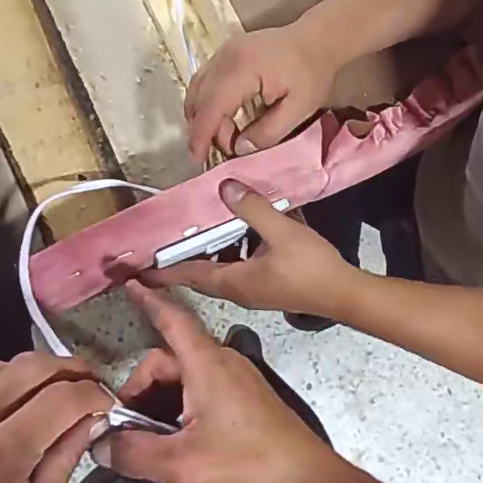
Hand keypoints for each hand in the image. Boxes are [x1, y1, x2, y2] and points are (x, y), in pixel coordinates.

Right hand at [96, 283, 352, 482]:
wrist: (305, 475)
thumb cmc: (245, 462)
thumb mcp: (180, 465)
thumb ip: (133, 452)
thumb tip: (100, 443)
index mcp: (206, 364)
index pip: (172, 320)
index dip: (148, 301)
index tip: (129, 282)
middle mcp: (222, 361)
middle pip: (168, 358)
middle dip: (141, 389)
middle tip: (128, 430)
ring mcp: (236, 377)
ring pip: (183, 376)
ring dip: (160, 402)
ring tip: (150, 442)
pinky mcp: (245, 394)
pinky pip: (201, 387)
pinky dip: (180, 406)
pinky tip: (177, 440)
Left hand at [142, 179, 360, 316]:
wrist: (344, 294)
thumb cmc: (310, 266)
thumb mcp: (281, 231)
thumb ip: (252, 209)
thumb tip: (224, 188)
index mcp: (234, 281)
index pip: (189, 274)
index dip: (163, 271)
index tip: (137, 271)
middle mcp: (239, 291)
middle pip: (203, 273)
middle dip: (186, 258)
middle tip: (172, 237)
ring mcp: (256, 292)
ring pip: (224, 271)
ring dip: (215, 252)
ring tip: (212, 226)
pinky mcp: (270, 288)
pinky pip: (242, 269)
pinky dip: (237, 252)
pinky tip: (251, 233)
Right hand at [185, 26, 339, 162]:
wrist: (319, 39)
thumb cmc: (312, 73)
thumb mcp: (299, 109)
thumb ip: (268, 132)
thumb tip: (239, 149)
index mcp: (243, 69)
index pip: (212, 106)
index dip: (201, 135)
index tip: (198, 159)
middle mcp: (226, 56)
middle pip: (201, 99)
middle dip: (205, 129)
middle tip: (223, 151)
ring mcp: (223, 52)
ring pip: (197, 89)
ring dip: (202, 116)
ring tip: (219, 138)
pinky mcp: (226, 53)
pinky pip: (205, 80)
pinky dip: (206, 103)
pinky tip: (220, 119)